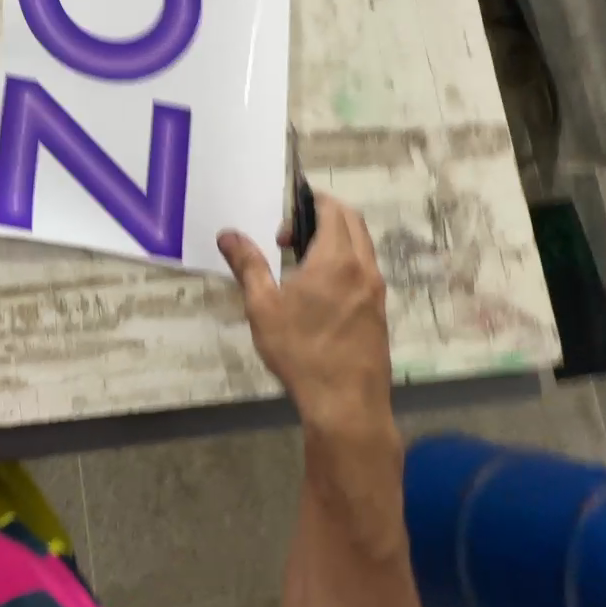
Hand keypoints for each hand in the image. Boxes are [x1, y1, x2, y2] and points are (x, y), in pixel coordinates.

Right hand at [217, 192, 391, 433]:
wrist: (346, 404)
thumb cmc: (301, 350)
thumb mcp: (262, 306)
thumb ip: (248, 265)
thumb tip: (227, 235)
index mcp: (337, 260)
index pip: (334, 210)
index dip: (310, 202)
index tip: (283, 219)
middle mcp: (364, 269)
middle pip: (353, 223)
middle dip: (321, 217)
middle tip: (287, 238)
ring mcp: (376, 291)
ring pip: (361, 247)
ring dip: (333, 241)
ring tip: (298, 264)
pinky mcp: (378, 312)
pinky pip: (364, 270)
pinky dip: (343, 263)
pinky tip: (316, 291)